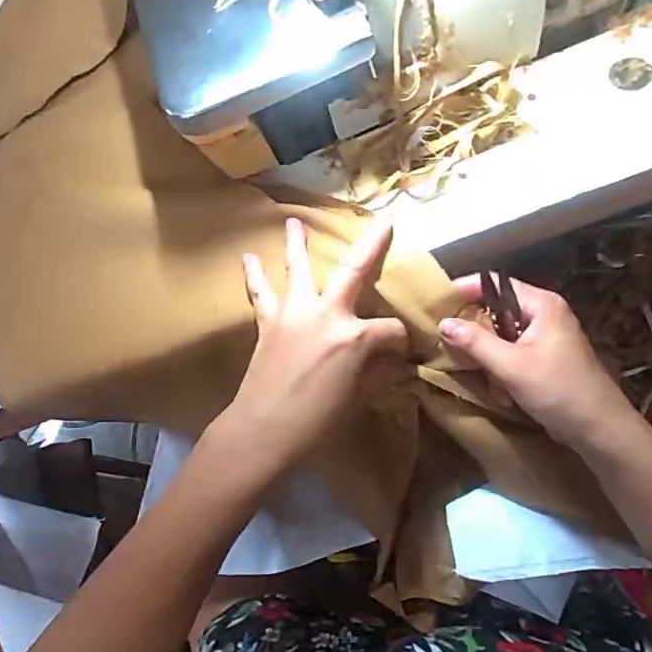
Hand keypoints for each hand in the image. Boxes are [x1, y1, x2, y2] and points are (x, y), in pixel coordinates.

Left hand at [211, 217, 411, 471]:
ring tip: (293, 221)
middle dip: (373, 244)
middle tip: (385, 220)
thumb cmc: (317, 421)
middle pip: (354, 271)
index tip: (403, 354)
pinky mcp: (269, 323)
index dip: (401, 342)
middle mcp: (326, 314)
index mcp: (355, 336)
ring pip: (297, 270)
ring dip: (297, 244)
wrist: (262, 431)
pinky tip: (248, 258)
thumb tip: (400, 363)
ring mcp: (294, 314)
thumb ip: (379, 373)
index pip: (391, 329)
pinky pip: (261, 293)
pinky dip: (255, 276)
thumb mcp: (357, 398)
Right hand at [438, 276, 641, 447]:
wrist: (599, 428)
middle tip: (445, 336)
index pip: (495, 284)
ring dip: (487, 350)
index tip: (437, 303)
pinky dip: (500, 364)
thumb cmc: (557, 390)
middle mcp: (546, 314)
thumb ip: (475, 341)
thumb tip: (443, 322)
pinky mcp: (547, 357)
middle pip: (498, 308)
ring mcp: (548, 336)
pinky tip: (495, 386)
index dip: (465, 289)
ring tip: (468, 363)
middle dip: (474, 324)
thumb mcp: (511, 366)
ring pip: (504, 332)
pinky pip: (514, 350)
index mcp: (542, 305)